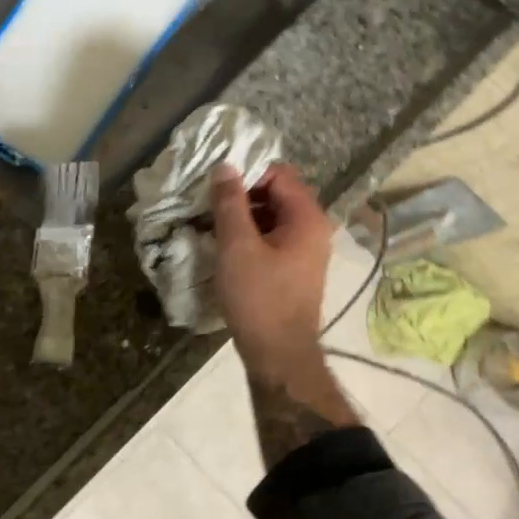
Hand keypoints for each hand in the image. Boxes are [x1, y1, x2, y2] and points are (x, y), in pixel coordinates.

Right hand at [209, 163, 335, 390]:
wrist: (278, 352)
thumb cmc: (258, 296)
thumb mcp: (237, 246)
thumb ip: (230, 203)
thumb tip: (225, 166)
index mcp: (307, 218)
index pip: (279, 174)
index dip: (246, 173)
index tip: (213, 184)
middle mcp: (313, 229)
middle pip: (275, 194)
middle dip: (240, 194)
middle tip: (205, 204)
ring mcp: (304, 250)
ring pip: (270, 217)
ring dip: (240, 216)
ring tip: (208, 224)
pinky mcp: (292, 268)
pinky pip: (270, 238)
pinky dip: (247, 235)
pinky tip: (221, 245)